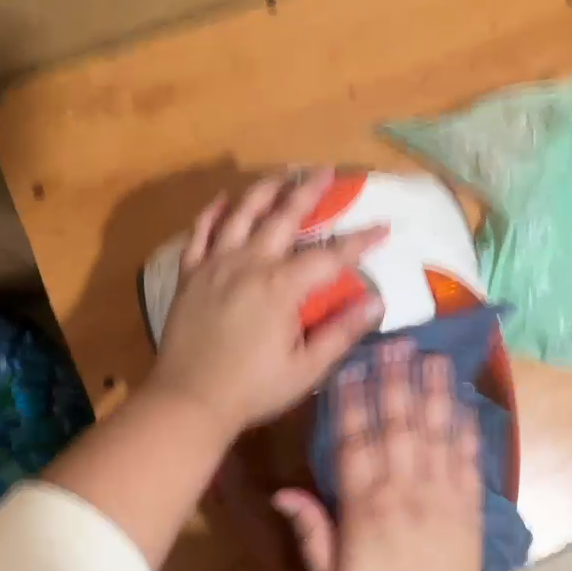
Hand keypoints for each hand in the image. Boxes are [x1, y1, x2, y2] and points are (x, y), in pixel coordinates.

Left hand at [147, 169, 385, 434]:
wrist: (188, 400)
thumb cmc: (254, 389)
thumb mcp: (307, 368)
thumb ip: (342, 331)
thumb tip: (377, 301)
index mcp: (281, 287)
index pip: (330, 255)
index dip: (359, 240)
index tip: (383, 226)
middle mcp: (249, 264)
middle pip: (284, 217)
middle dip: (308, 191)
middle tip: (325, 170)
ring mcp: (215, 265)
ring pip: (242, 214)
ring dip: (264, 190)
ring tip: (281, 174)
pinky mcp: (190, 274)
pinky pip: (200, 233)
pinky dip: (213, 213)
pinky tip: (224, 199)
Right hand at [272, 342, 486, 570]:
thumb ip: (310, 532)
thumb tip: (281, 491)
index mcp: (365, 508)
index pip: (354, 443)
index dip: (350, 402)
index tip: (348, 366)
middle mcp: (404, 489)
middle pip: (397, 425)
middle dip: (394, 381)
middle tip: (393, 343)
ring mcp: (442, 491)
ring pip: (435, 431)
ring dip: (432, 390)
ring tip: (431, 355)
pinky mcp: (470, 499)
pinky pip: (468, 454)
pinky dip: (466, 424)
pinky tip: (462, 396)